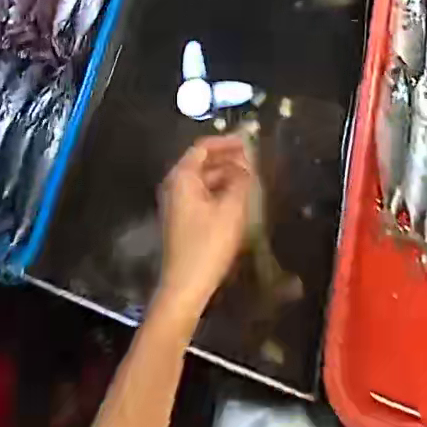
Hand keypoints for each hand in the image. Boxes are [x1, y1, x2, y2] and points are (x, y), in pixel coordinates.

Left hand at [154, 135, 253, 314]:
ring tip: (248, 177)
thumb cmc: (207, 244)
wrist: (185, 285)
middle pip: (201, 161)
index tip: (246, 141)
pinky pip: (200, 193)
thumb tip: (245, 166)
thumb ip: (239, 182)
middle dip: (226, 158)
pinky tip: (235, 196)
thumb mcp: (230, 211)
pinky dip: (217, 189)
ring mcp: (176, 201)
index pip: (203, 148)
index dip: (225, 142)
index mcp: (182, 176)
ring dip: (224, 174)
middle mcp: (175, 183)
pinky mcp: (181, 217)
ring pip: (202, 178)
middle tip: (251, 159)